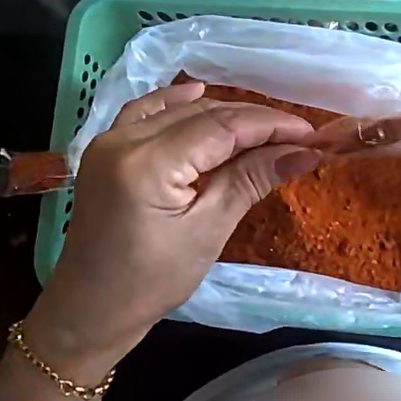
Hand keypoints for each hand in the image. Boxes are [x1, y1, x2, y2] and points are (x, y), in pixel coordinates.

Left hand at [28, 82, 319, 378]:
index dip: (269, 125)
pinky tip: (198, 94)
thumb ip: (249, 180)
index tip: (309, 133)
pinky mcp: (103, 149)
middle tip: (294, 136)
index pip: (220, 127)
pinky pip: (143, 112)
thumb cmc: (150, 282)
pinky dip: (173, 103)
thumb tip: (301, 152)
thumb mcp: (207, 232)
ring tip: (261, 127)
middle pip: (199, 113)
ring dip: (218, 113)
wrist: (91, 306)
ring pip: (174, 110)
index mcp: (147, 164)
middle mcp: (122, 139)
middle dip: (250, 121)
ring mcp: (107, 140)